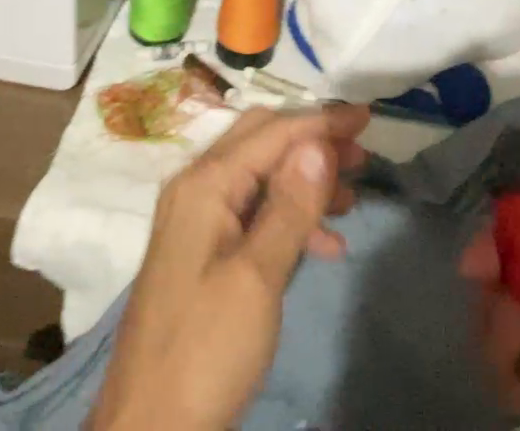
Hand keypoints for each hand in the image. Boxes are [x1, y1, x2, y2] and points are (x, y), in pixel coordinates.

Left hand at [91, 105, 370, 430]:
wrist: (151, 424)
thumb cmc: (206, 348)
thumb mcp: (257, 277)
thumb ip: (289, 207)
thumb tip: (317, 142)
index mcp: (204, 185)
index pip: (271, 132)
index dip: (321, 121)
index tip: (368, 118)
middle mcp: (195, 190)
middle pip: (260, 143)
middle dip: (312, 143)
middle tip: (362, 157)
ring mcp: (197, 222)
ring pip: (259, 178)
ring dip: (305, 181)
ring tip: (353, 199)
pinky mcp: (204, 254)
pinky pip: (253, 215)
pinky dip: (289, 218)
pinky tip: (325, 246)